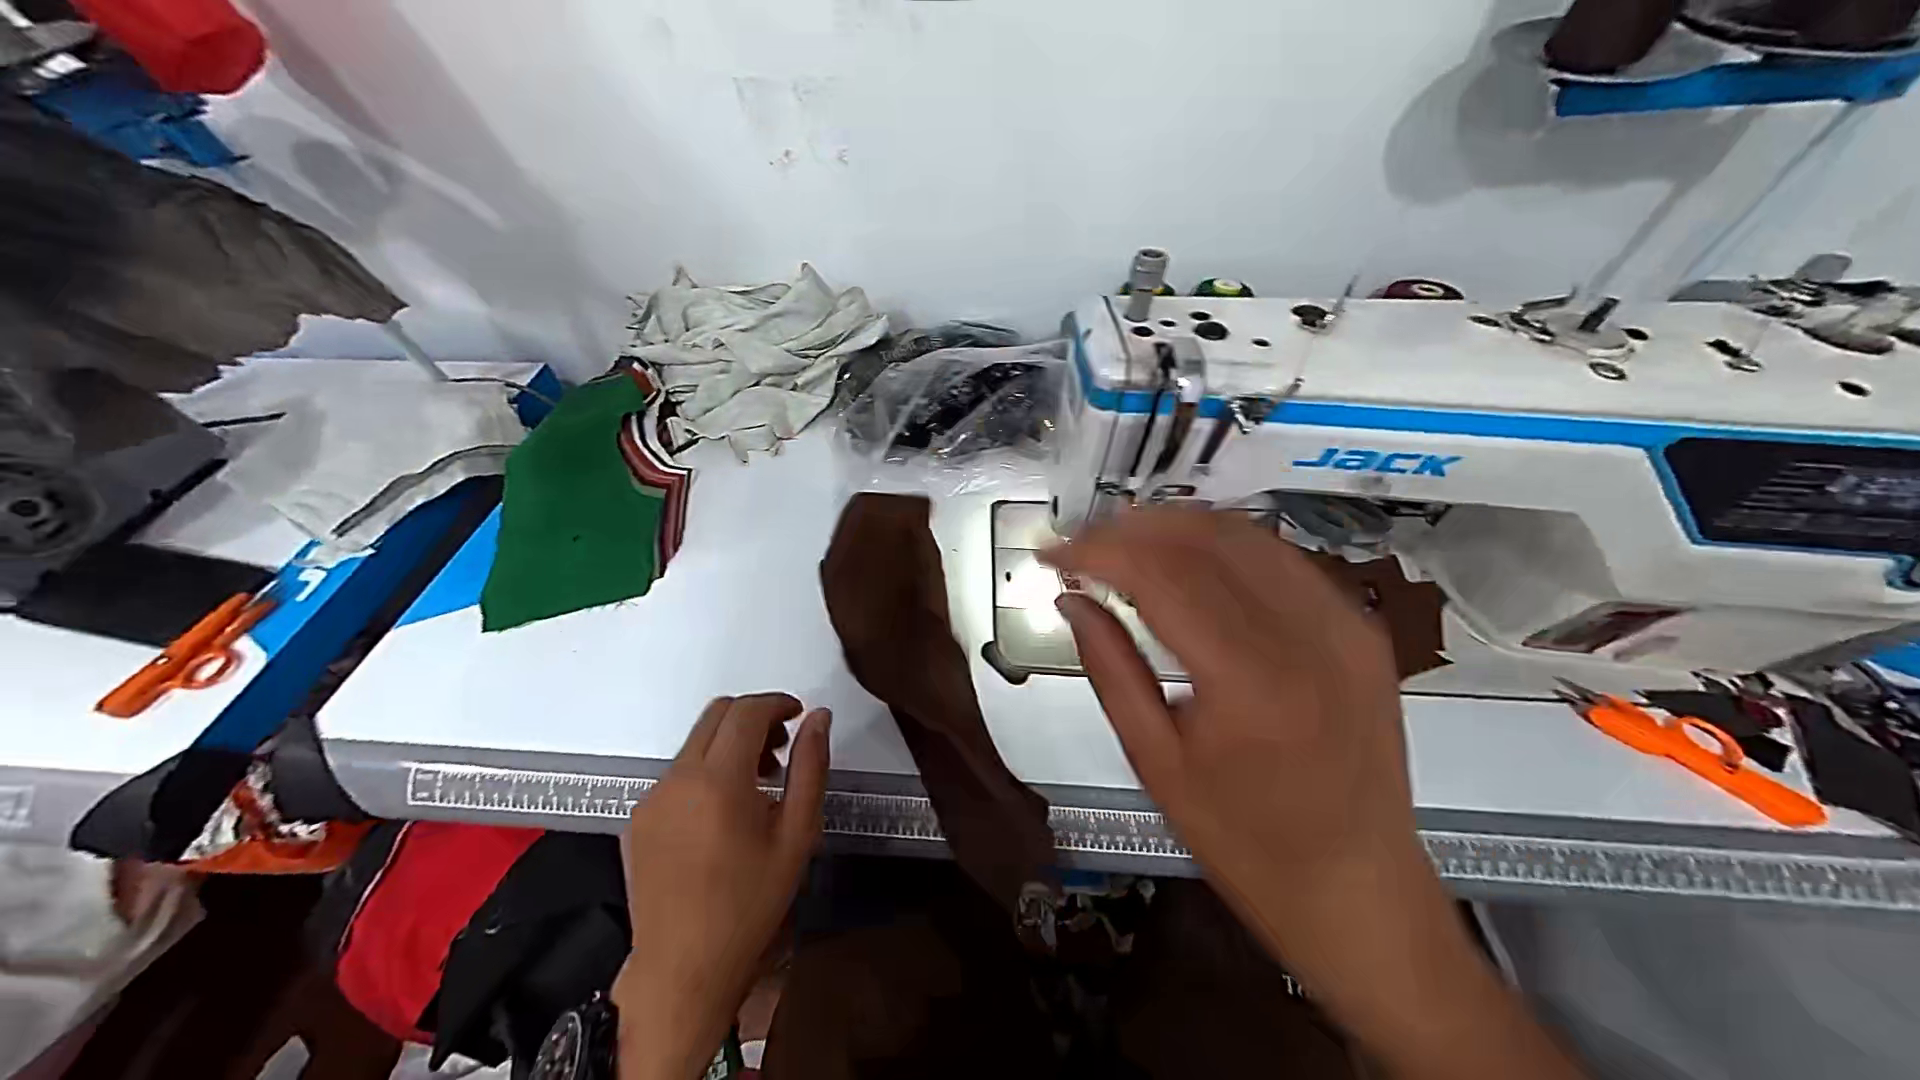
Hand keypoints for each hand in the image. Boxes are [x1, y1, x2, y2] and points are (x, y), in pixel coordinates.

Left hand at [615, 694, 829, 1079]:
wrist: (682, 969)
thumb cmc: (749, 905)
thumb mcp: (797, 835)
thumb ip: (811, 766)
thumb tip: (818, 718)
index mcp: (718, 780)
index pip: (746, 711)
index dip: (777, 703)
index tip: (798, 715)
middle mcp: (677, 779)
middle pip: (716, 715)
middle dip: (753, 717)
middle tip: (782, 747)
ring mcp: (652, 798)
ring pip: (695, 742)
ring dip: (730, 744)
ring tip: (759, 783)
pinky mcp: (638, 818)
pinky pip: (677, 773)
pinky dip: (706, 771)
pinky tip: (724, 812)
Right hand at [1044, 508, 1584, 1078]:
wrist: (1356, 886)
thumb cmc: (1242, 840)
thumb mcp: (1154, 760)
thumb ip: (1109, 666)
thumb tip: (1070, 598)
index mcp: (1251, 680)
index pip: (1161, 575)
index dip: (1097, 551)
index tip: (1051, 553)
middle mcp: (1308, 635)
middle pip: (1204, 539)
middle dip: (1130, 529)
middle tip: (1080, 543)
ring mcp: (1345, 624)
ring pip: (1245, 535)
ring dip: (1174, 526)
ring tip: (1120, 541)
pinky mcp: (1361, 626)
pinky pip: (1281, 559)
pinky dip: (1222, 544)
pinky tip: (1184, 557)